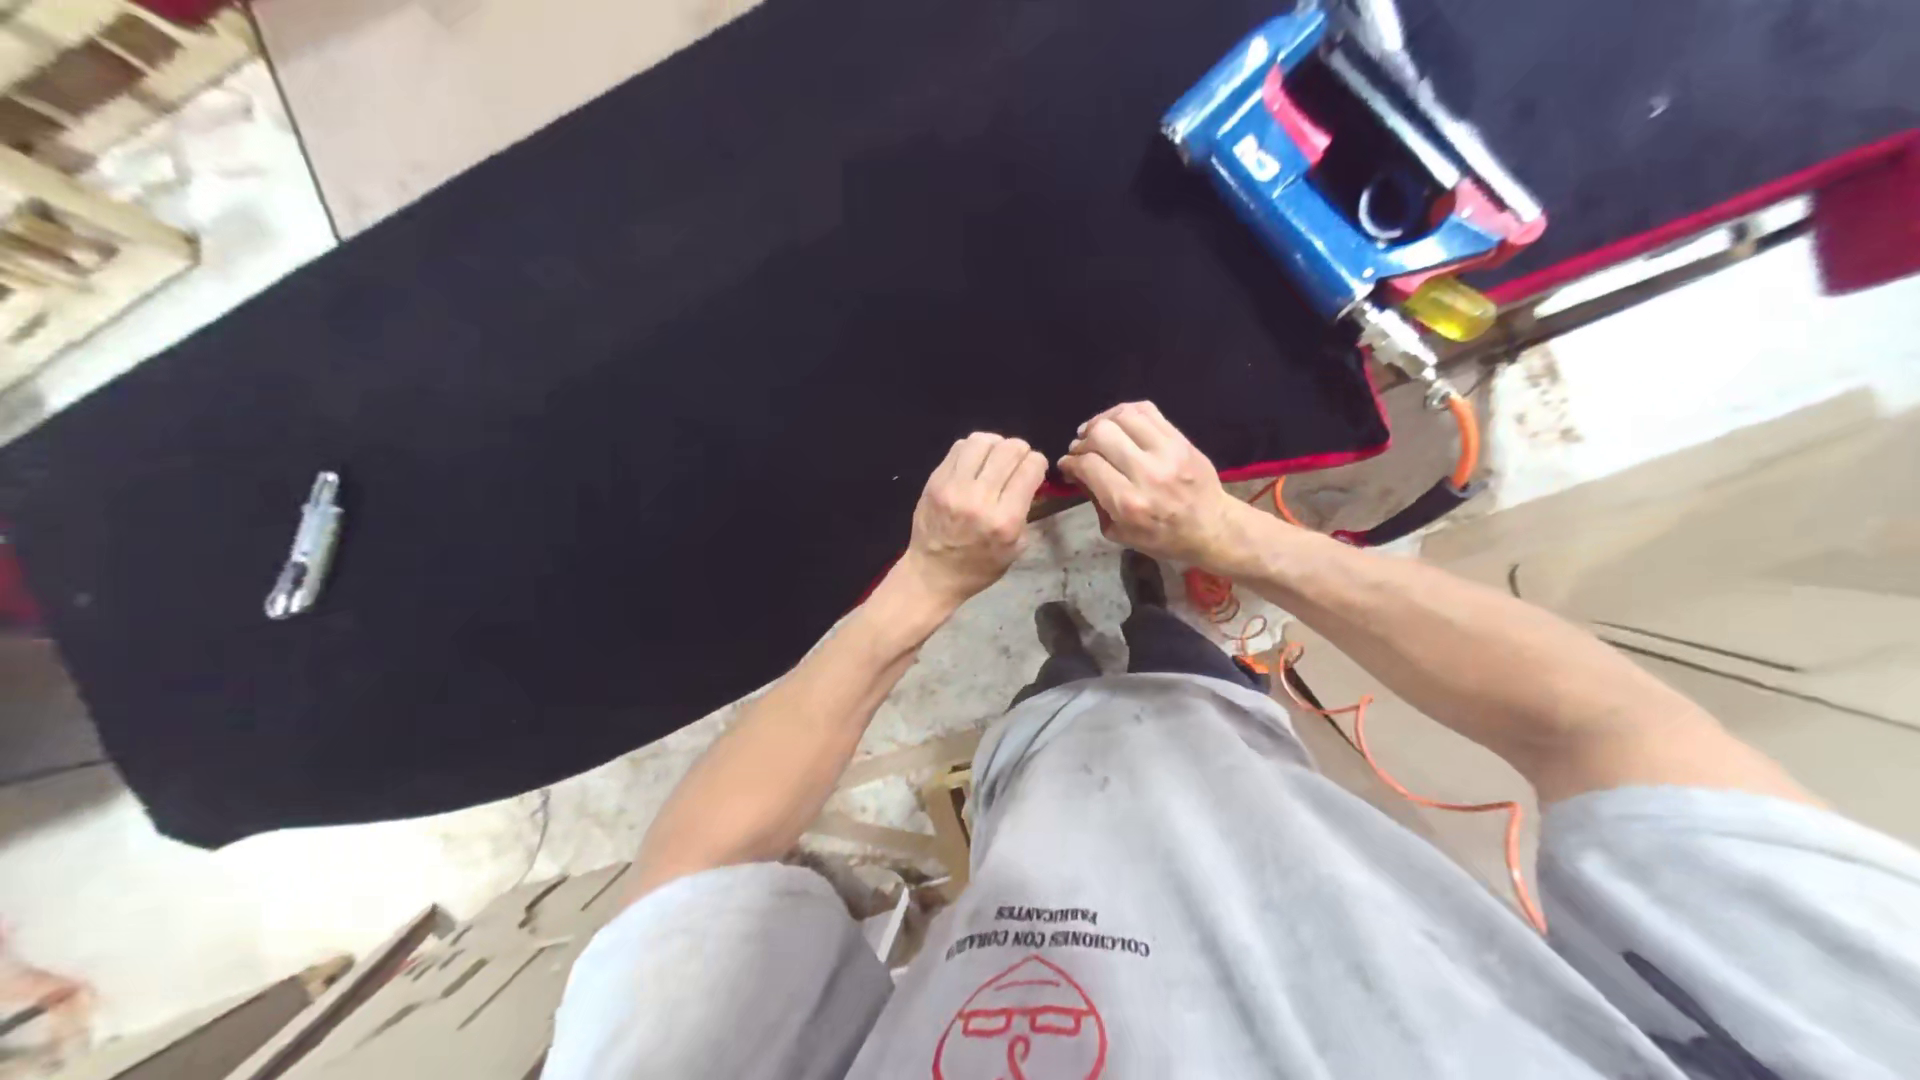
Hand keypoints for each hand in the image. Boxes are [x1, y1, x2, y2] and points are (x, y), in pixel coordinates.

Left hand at [896, 432, 1048, 608]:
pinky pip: (959, 447)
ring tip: (994, 458)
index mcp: (1005, 520)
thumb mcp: (1016, 547)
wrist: (932, 573)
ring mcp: (953, 487)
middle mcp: (979, 499)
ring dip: (996, 445)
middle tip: (1016, 463)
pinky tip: (975, 462)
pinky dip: (973, 449)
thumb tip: (1032, 479)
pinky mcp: (935, 481)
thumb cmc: (979, 567)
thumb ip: (1027, 510)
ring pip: (983, 440)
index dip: (1038, 464)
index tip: (1034, 471)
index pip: (1030, 468)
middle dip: (1020, 451)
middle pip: (1010, 449)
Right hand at [1058, 401, 1258, 567]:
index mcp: (1129, 503)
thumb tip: (1076, 471)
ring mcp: (1168, 452)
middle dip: (1083, 441)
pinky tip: (1117, 423)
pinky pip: (1146, 410)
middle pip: (1101, 434)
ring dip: (1101, 422)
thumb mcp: (1118, 532)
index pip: (1088, 465)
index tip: (1067, 464)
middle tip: (1081, 450)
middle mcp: (1147, 473)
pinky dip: (1124, 412)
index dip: (1070, 461)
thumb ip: (1095, 500)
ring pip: (1122, 416)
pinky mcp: (1181, 440)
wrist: (1211, 527)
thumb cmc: (1161, 537)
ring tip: (1096, 432)